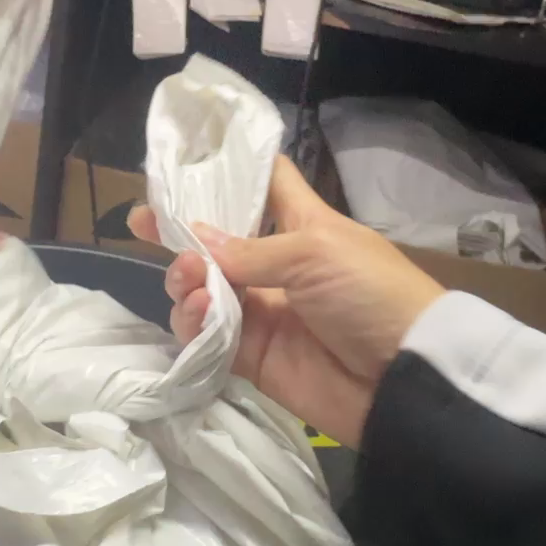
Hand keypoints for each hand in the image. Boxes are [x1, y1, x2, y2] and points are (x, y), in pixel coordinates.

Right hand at [127, 156, 443, 447]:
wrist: (405, 380)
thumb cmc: (370, 293)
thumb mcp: (316, 252)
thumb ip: (250, 249)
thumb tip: (196, 241)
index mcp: (301, 224)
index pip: (263, 183)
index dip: (227, 171)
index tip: (183, 165)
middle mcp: (275, 262)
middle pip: (217, 238)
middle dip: (179, 230)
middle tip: (141, 223)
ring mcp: (261, 309)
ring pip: (203, 286)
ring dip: (185, 277)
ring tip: (189, 278)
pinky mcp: (251, 354)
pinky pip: (207, 333)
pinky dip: (192, 321)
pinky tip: (194, 311)